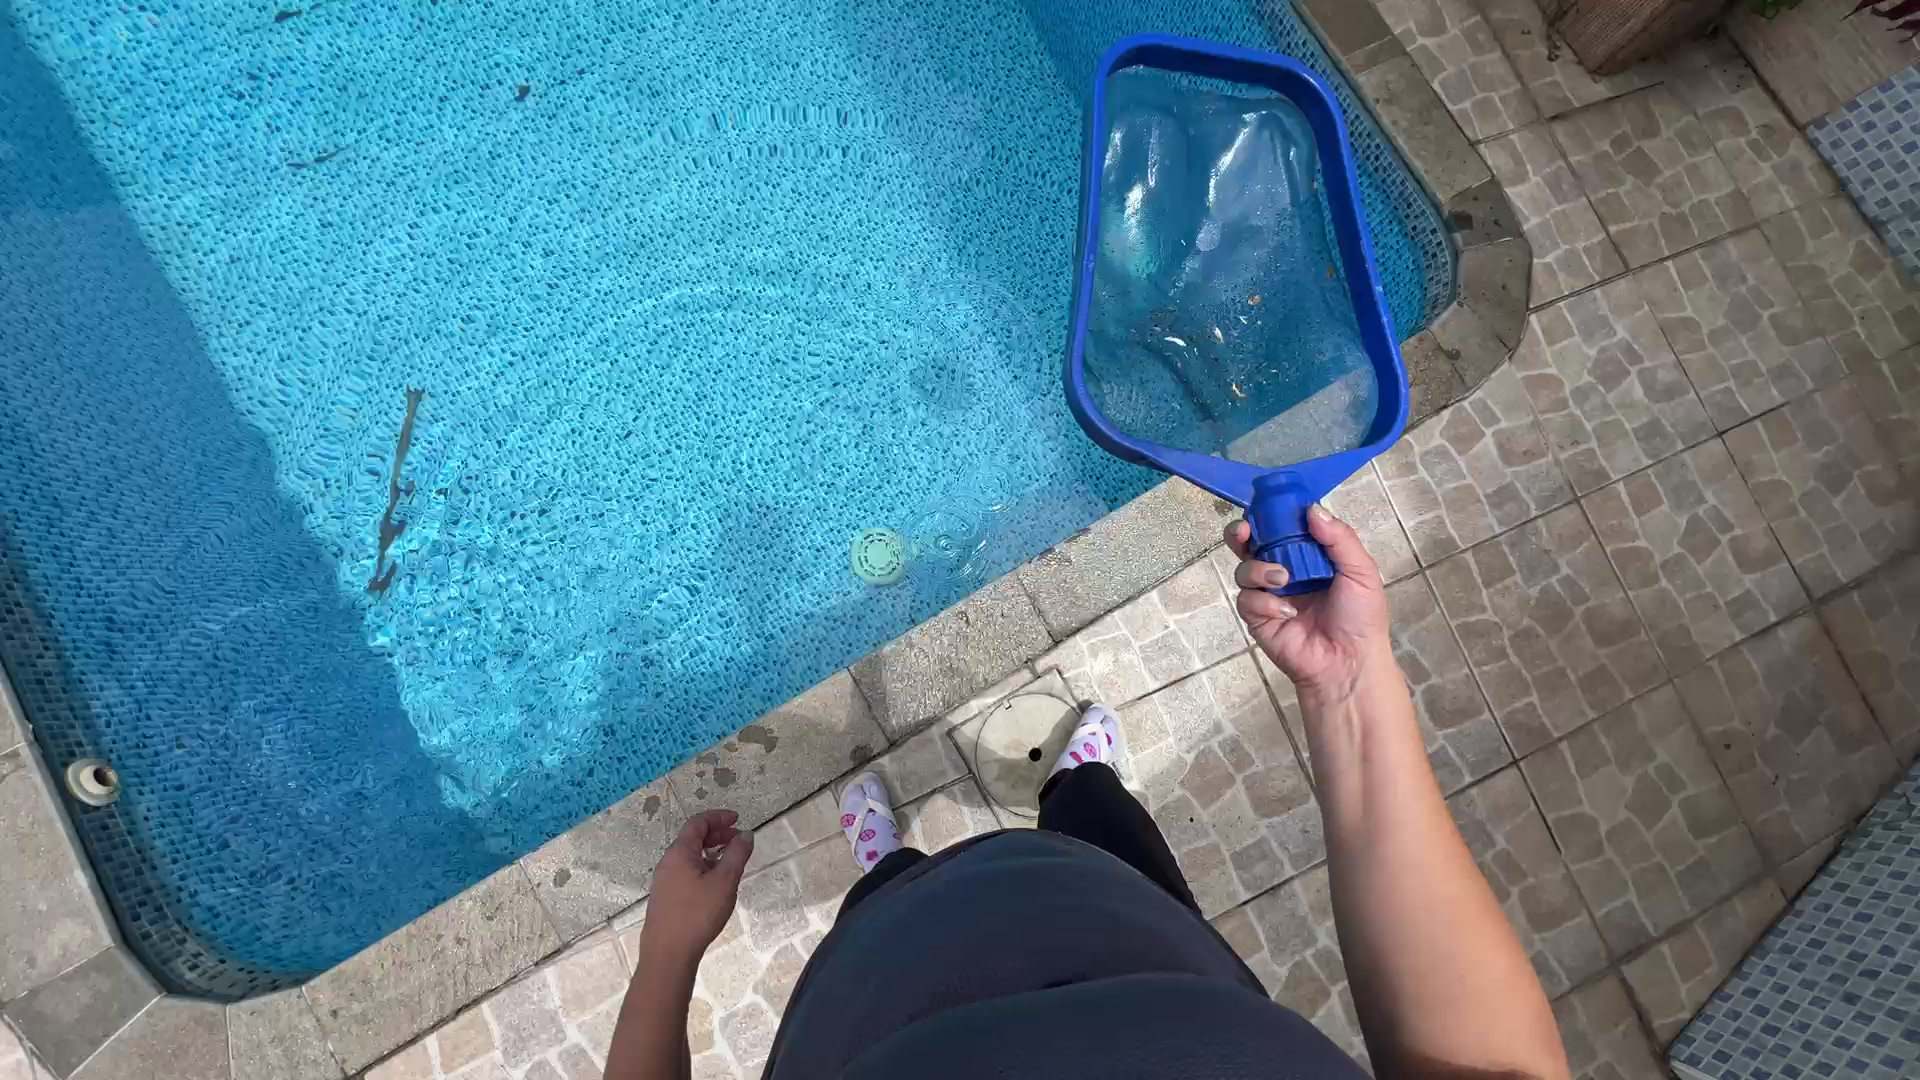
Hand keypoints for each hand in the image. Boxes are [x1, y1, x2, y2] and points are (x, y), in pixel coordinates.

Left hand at [637, 809, 752, 970]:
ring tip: (730, 860)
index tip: (737, 819)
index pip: (698, 823)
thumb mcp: (725, 881)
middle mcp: (667, 863)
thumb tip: (745, 834)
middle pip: (692, 837)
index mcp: (679, 853)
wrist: (667, 956)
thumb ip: (737, 854)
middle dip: (716, 833)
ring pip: (689, 856)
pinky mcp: (665, 898)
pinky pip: (685, 871)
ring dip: (710, 851)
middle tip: (737, 838)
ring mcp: (664, 882)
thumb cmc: (697, 914)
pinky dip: (702, 866)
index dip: (718, 817)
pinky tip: (715, 882)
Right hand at [1225, 504, 1392, 704]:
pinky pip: (1246, 599)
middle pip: (1249, 544)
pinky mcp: (1256, 617)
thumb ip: (1339, 538)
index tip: (1264, 508)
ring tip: (1282, 580)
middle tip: (1244, 533)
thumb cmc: (1360, 616)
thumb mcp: (1360, 572)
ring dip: (1258, 569)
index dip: (1268, 516)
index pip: (1280, 528)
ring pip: (1243, 569)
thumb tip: (1312, 509)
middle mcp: (1282, 570)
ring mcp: (1266, 594)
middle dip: (1240, 534)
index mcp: (1306, 556)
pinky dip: (1263, 602)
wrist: (1348, 661)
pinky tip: (1286, 612)